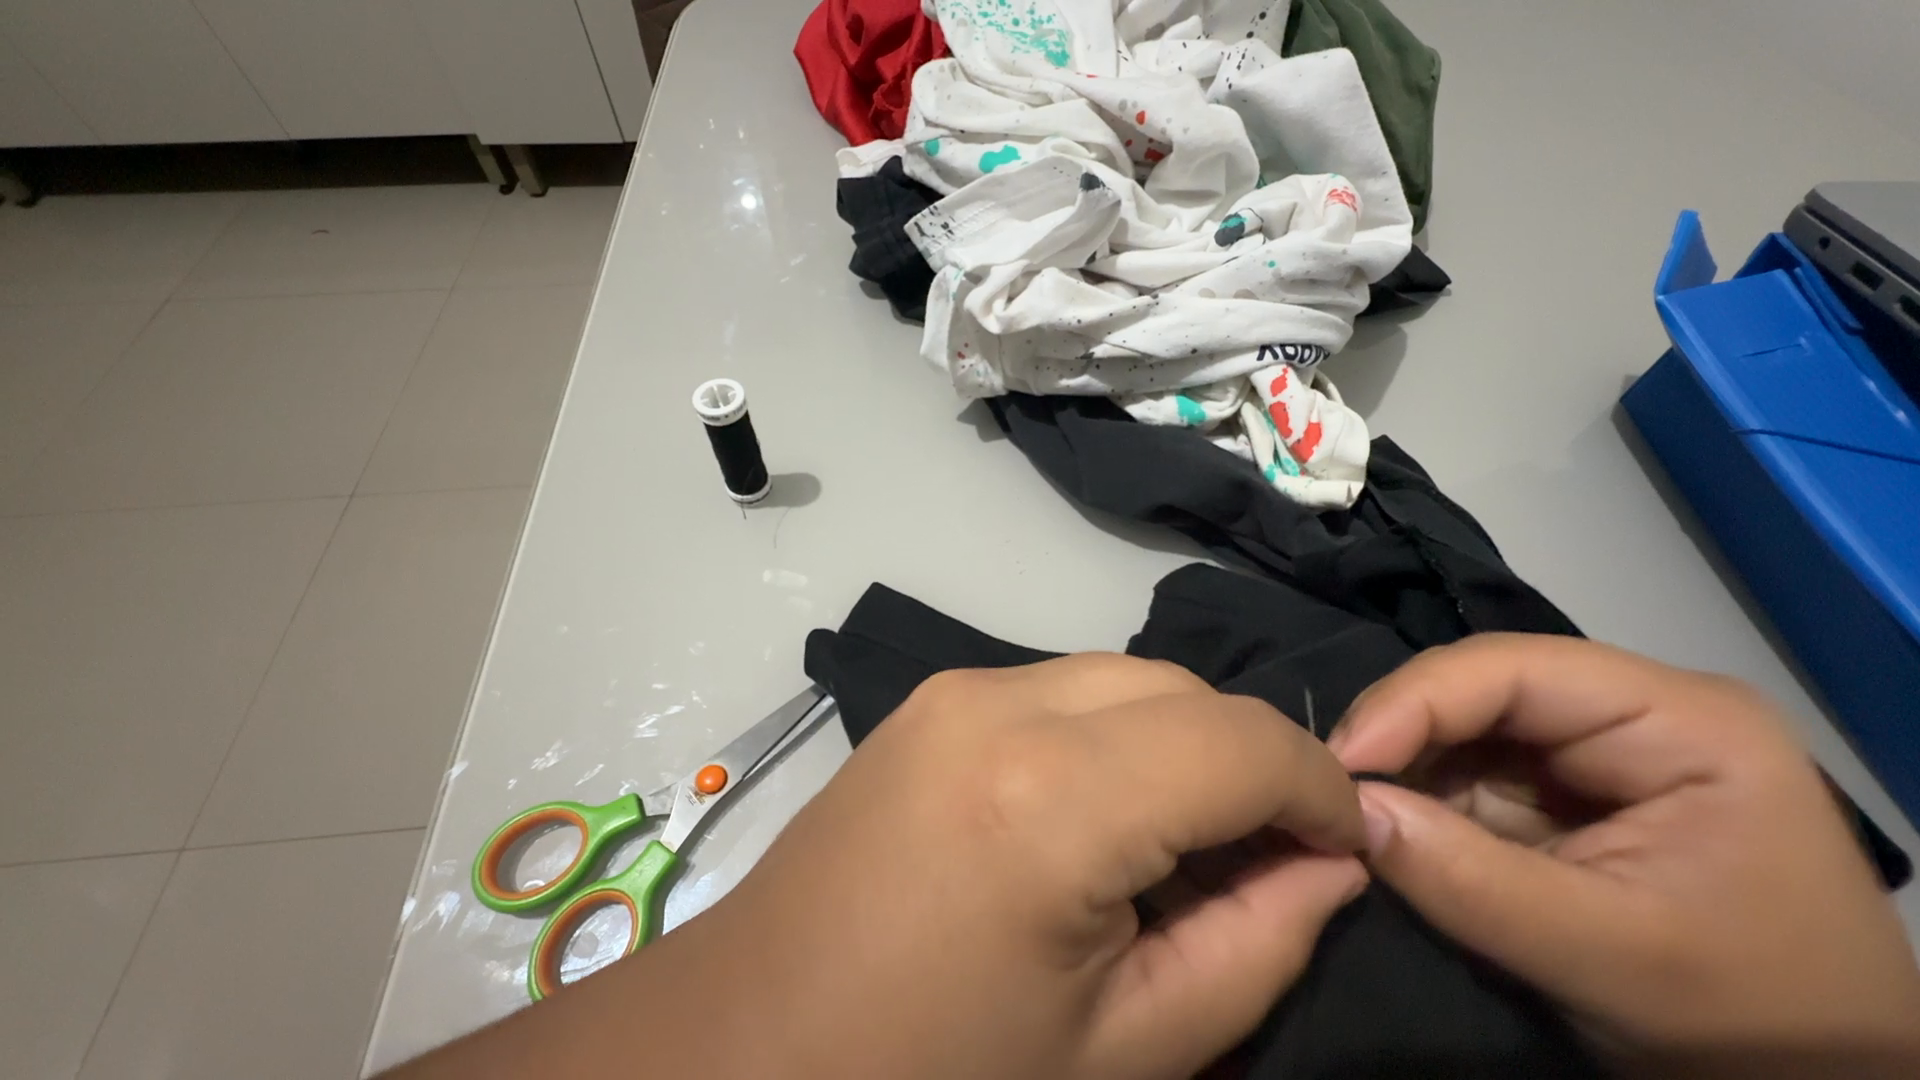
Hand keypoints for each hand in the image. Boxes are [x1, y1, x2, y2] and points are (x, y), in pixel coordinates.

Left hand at [389, 655, 1366, 1079]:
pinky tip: (1100, 812)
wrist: (750, 1043)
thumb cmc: (937, 1073)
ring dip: (1178, 742)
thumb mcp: (1127, 1048)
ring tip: (1180, 839)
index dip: (1318, 788)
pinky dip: (1112, 733)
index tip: (1346, 846)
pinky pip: (1060, 689)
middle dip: (1247, 760)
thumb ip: (1255, 943)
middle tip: (1261, 855)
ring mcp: (955, 690)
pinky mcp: (928, 700)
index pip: (1242, 741)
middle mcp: (1000, 706)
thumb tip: (1328, 861)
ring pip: (1123, 677)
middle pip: (1183, 689)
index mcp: (1052, 797)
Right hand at [1329, 634, 1919, 1076]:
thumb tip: (1350, 810)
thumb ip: (1469, 880)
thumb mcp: (1605, 956)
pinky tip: (1393, 825)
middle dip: (1401, 734)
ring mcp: (1600, 747)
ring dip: (1404, 766)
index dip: (1413, 703)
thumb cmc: (1744, 1019)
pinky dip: (1424, 797)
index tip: (1340, 764)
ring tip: (1352, 809)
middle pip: (1482, 688)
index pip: (1515, 669)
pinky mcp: (1569, 787)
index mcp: (1681, 721)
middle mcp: (1636, 711)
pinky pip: (1473, 770)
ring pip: (1466, 726)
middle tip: (1334, 789)